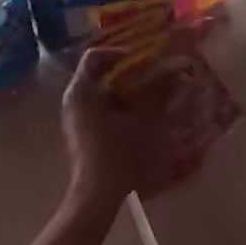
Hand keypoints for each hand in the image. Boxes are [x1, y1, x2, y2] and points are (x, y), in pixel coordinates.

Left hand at [61, 47, 164, 208]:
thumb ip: (156, 93)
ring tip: (150, 96)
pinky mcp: (79, 131)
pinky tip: (137, 116)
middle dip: (126, 73)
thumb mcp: (142, 120)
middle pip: (97, 74)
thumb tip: (173, 72)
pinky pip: (97, 109)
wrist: (97, 190)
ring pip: (99, 93)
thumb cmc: (118, 152)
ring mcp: (73, 116)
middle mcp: (72, 99)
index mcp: (81, 90)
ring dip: (123, 91)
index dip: (120, 54)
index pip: (95, 56)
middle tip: (153, 76)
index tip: (144, 61)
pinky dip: (116, 106)